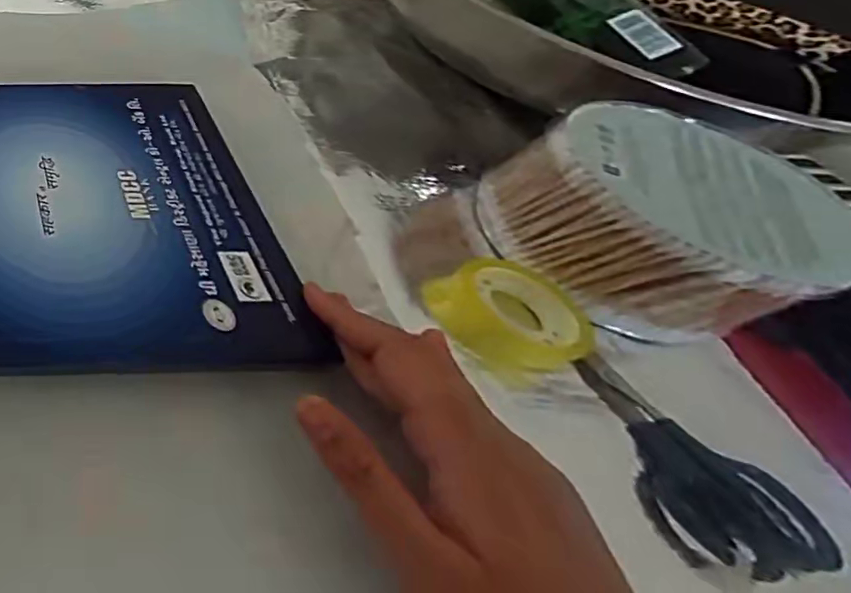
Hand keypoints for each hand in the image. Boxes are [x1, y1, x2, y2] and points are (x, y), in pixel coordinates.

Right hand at [296, 285, 629, 592]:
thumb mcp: (421, 557)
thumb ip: (365, 477)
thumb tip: (309, 402)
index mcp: (467, 449)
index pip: (402, 363)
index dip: (354, 324)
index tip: (314, 294)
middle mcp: (501, 443)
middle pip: (429, 367)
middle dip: (372, 331)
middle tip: (324, 307)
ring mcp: (528, 466)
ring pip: (454, 390)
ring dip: (401, 358)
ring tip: (363, 340)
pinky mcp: (541, 490)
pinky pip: (473, 416)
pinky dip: (431, 389)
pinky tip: (431, 397)